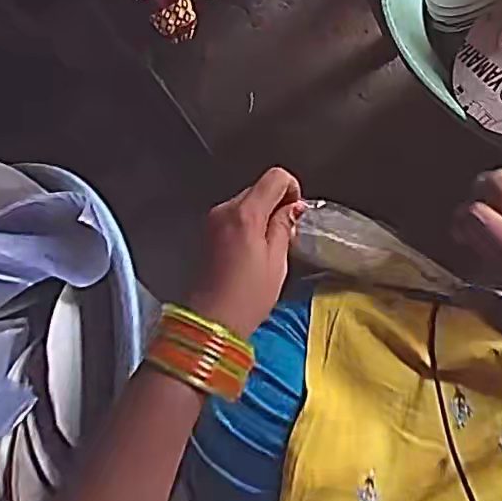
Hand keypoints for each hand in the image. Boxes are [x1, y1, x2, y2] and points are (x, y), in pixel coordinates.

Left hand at [185, 167, 303, 338]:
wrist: (210, 323)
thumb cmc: (246, 298)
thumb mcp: (276, 262)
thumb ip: (284, 227)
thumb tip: (294, 208)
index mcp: (246, 214)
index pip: (275, 177)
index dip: (291, 188)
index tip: (295, 210)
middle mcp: (225, 210)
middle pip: (258, 188)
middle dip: (275, 203)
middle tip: (284, 232)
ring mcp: (212, 220)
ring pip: (245, 202)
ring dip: (259, 214)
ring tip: (265, 247)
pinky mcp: (205, 232)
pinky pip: (232, 216)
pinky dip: (245, 224)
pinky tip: (249, 251)